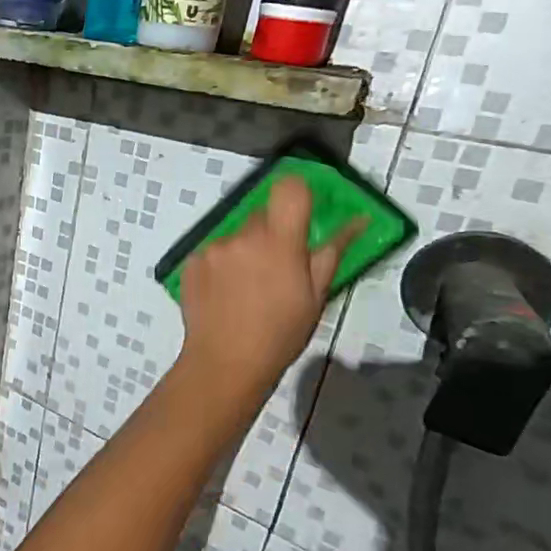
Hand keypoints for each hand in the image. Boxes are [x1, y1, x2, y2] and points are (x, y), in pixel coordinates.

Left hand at [175, 175, 360, 391]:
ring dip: (243, 251)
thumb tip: (359, 219)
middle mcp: (243, 235)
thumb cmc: (280, 333)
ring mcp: (213, 247)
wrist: (225, 362)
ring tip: (245, 288)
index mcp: (279, 242)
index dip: (296, 193)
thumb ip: (332, 251)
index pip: (289, 188)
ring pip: (235, 235)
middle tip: (275, 268)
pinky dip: (220, 265)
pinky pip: (212, 251)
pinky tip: (224, 294)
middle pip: (261, 214)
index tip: (301, 213)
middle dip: (270, 233)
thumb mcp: (315, 296)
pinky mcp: (191, 260)